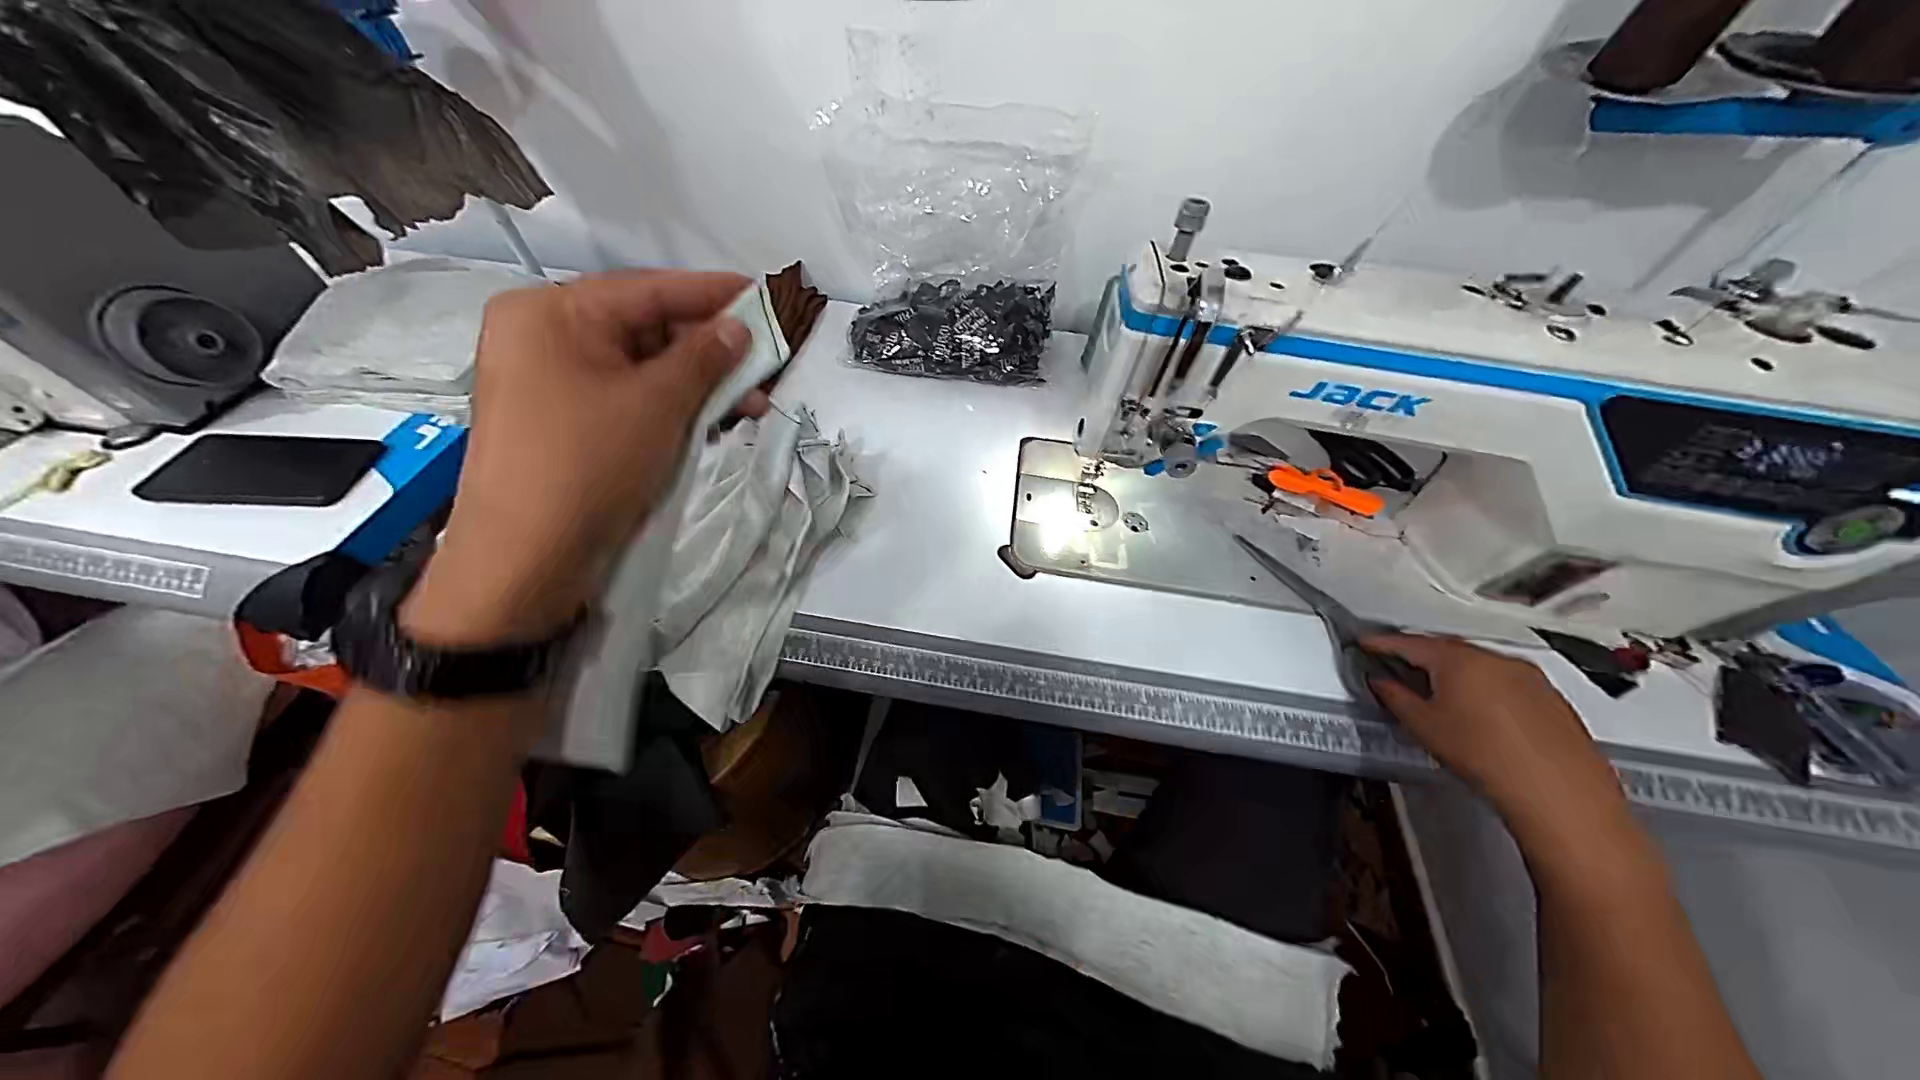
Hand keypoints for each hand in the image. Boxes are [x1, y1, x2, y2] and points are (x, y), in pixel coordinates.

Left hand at [402, 270, 766, 643]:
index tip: (764, 294)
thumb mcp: (657, 404)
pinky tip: (710, 418)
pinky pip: (625, 396)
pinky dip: (668, 404)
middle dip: (710, 349)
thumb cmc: (589, 463)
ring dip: (696, 383)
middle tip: (764, 363)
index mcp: (551, 312)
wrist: (526, 558)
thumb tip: (738, 328)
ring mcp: (548, 380)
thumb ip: (704, 357)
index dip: (712, 292)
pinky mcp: (561, 419)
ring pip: (639, 366)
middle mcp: (543, 335)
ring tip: (750, 403)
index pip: (648, 289)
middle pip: (644, 327)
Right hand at [1362, 635, 1627, 842]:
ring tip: (1435, 693)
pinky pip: (1505, 680)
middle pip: (1445, 649)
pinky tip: (1477, 712)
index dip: (1383, 644)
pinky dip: (1483, 687)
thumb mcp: (1422, 726)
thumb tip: (1382, 683)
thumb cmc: (1487, 757)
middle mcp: (1495, 659)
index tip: (1367, 644)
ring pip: (1477, 664)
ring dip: (1453, 672)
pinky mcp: (1551, 697)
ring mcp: (1528, 676)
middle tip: (1396, 667)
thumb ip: (1394, 696)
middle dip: (1419, 656)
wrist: (1559, 794)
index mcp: (1458, 659)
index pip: (1409, 643)